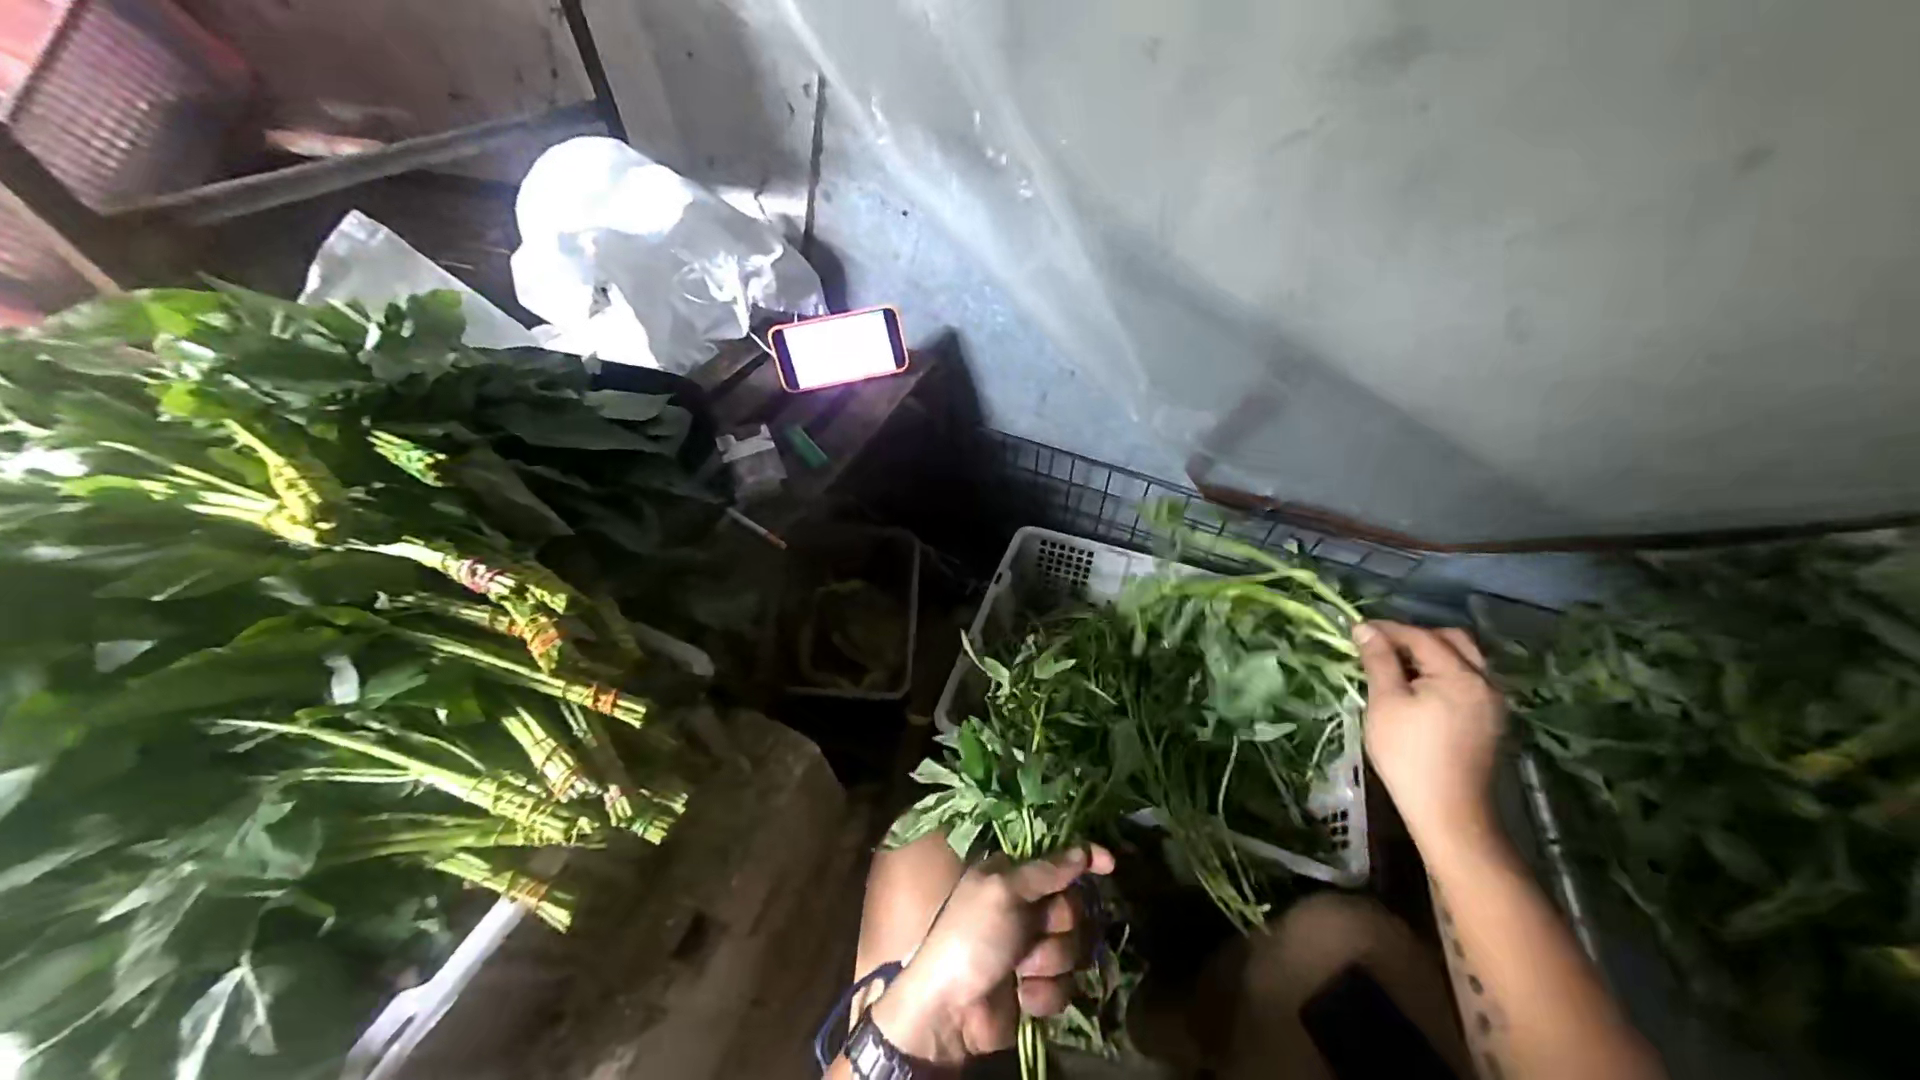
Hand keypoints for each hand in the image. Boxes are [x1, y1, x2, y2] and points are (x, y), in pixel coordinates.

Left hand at [868, 844, 1114, 1068]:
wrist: (950, 1011)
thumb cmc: (971, 937)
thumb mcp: (1002, 892)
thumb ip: (1045, 870)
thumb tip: (1082, 849)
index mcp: (1012, 876)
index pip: (1058, 859)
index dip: (1085, 859)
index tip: (1109, 864)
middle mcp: (1025, 907)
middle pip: (1073, 906)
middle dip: (1058, 925)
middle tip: (1032, 932)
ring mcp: (1033, 947)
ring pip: (1075, 947)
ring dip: (1049, 962)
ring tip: (1020, 971)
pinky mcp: (1039, 985)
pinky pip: (1067, 984)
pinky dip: (1044, 992)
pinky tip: (1021, 996)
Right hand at [1353, 621, 1507, 847]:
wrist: (1448, 811)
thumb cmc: (1408, 754)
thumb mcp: (1385, 702)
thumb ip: (1379, 661)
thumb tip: (1365, 628)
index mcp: (1460, 675)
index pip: (1421, 636)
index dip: (1387, 629)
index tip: (1356, 630)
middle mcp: (1485, 682)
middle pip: (1452, 640)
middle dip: (1415, 636)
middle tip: (1381, 645)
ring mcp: (1493, 702)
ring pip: (1464, 659)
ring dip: (1431, 653)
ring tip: (1396, 665)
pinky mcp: (1491, 720)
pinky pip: (1469, 679)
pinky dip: (1443, 672)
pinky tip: (1419, 687)